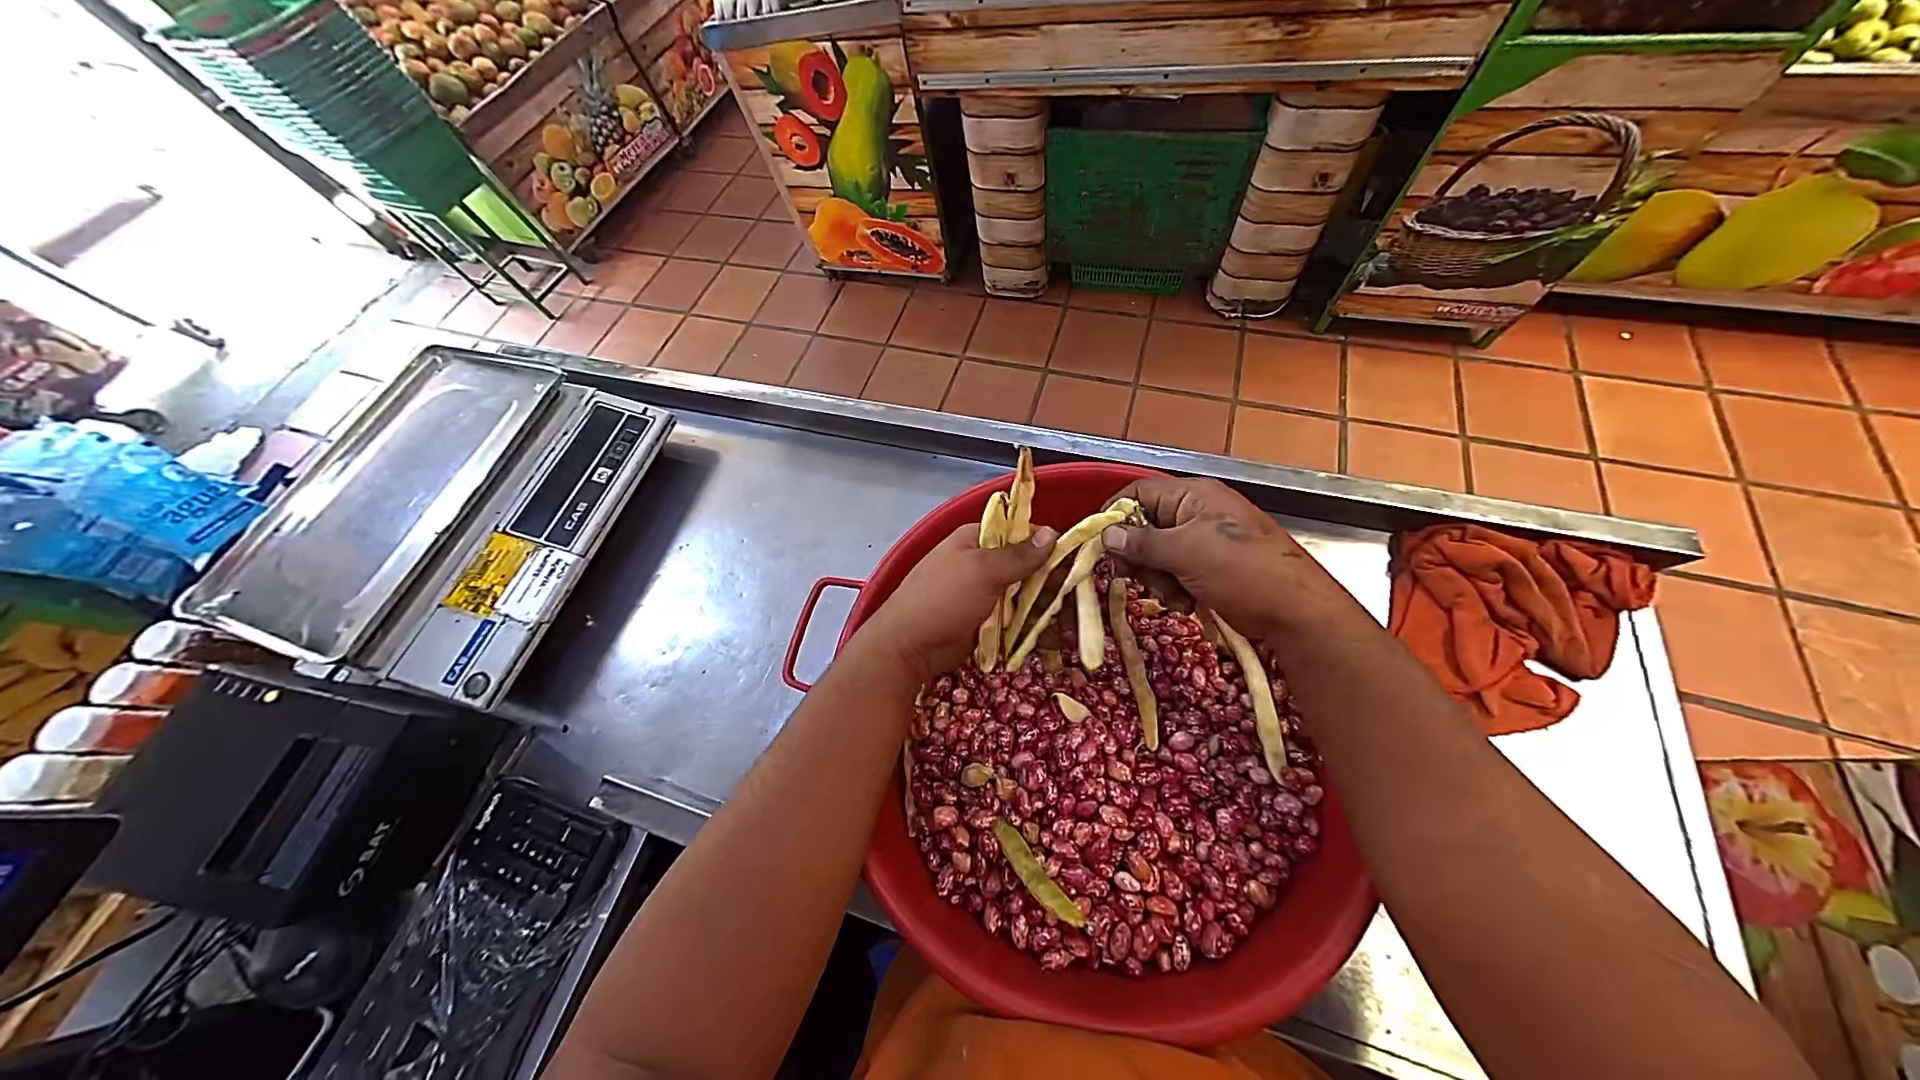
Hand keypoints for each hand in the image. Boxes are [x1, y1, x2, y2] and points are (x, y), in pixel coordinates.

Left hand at [850, 522, 1055, 682]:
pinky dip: (1028, 628)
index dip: (1046, 543)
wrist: (908, 648)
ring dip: (1042, 609)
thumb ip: (1019, 555)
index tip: (1074, 558)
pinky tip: (1049, 638)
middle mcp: (981, 563)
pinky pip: (1013, 620)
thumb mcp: (983, 571)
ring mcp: (982, 594)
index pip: (1020, 532)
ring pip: (1023, 596)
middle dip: (1049, 581)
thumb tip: (1051, 533)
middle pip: (1026, 566)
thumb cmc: (941, 599)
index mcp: (975, 539)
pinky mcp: (984, 621)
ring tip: (1067, 623)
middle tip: (1076, 597)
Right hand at [1101, 477, 1350, 641]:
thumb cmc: (1245, 571)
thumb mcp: (1186, 552)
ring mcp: (1204, 544)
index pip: (1138, 493)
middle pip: (1144, 527)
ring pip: (1157, 556)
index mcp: (1193, 496)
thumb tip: (1106, 534)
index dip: (1115, 516)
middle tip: (1137, 578)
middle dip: (1138, 556)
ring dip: (1156, 579)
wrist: (1296, 614)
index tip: (1100, 545)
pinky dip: (1173, 590)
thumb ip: (1141, 542)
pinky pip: (1175, 575)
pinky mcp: (1211, 571)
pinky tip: (1185, 603)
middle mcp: (1197, 515)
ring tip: (1172, 595)